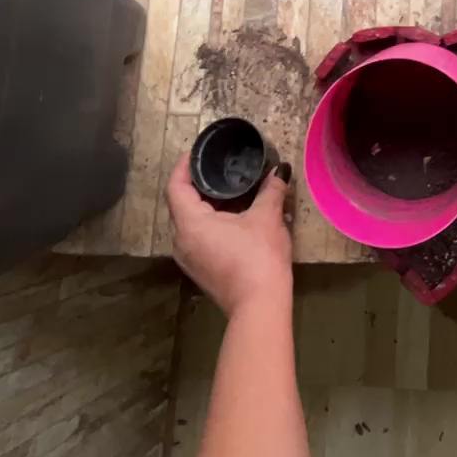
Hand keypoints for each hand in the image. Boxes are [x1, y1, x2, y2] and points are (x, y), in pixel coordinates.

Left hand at [165, 151, 293, 316]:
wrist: (259, 304)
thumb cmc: (257, 255)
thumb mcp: (267, 217)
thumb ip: (271, 189)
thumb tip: (280, 170)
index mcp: (191, 224)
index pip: (176, 188)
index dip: (183, 167)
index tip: (196, 152)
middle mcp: (181, 241)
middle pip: (181, 205)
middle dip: (197, 185)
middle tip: (218, 167)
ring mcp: (189, 259)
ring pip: (190, 223)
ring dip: (205, 205)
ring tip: (228, 189)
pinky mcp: (201, 270)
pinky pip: (197, 237)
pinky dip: (209, 221)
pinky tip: (233, 216)